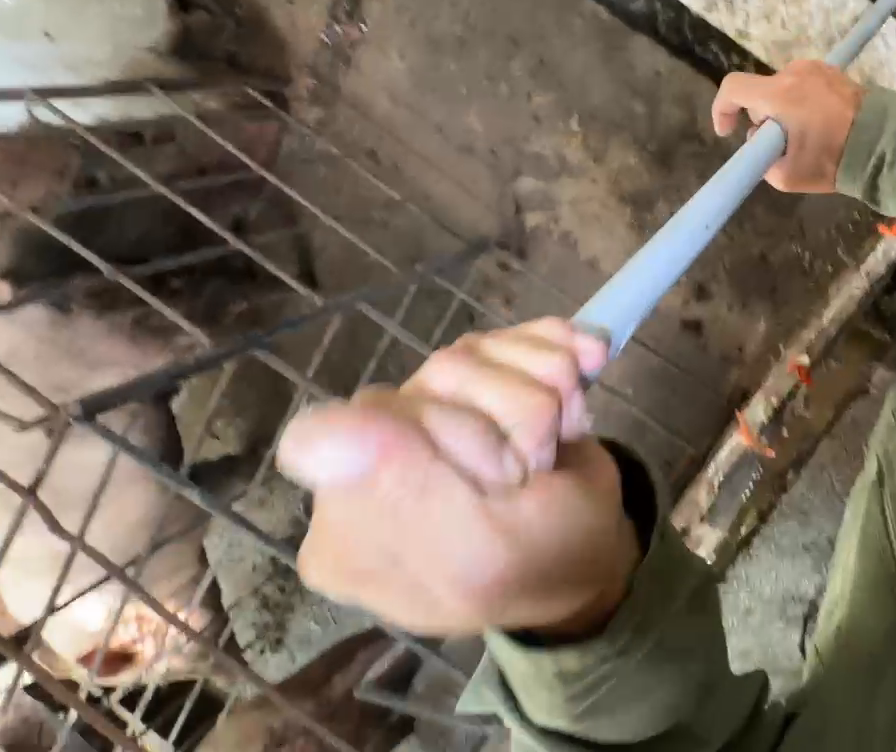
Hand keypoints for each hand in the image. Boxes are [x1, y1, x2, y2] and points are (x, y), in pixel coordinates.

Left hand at [277, 319, 639, 638]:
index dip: (450, 433)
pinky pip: (514, 330)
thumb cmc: (541, 565)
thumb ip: (403, 493)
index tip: (492, 483)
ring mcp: (430, 408)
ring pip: (482, 351)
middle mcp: (377, 455)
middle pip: (442, 378)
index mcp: (352, 514)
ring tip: (564, 436)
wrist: (596, 554)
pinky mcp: (477, 377)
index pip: (371, 421)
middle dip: (521, 414)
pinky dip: (563, 347)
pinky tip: (589, 366)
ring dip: (551, 386)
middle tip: (539, 470)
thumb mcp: (481, 552)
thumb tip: (299, 438)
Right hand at [711, 60, 865, 192]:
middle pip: (762, 91)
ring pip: (784, 89)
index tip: (727, 131)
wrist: (885, 144)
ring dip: (785, 111)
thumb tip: (761, 139)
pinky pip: (807, 86)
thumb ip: (761, 160)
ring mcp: (818, 68)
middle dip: (764, 117)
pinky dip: (804, 104)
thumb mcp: (787, 176)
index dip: (722, 108)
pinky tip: (821, 126)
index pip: (733, 87)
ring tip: (806, 138)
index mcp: (779, 93)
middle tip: (781, 144)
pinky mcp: (836, 73)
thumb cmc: (833, 159)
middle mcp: (794, 73)